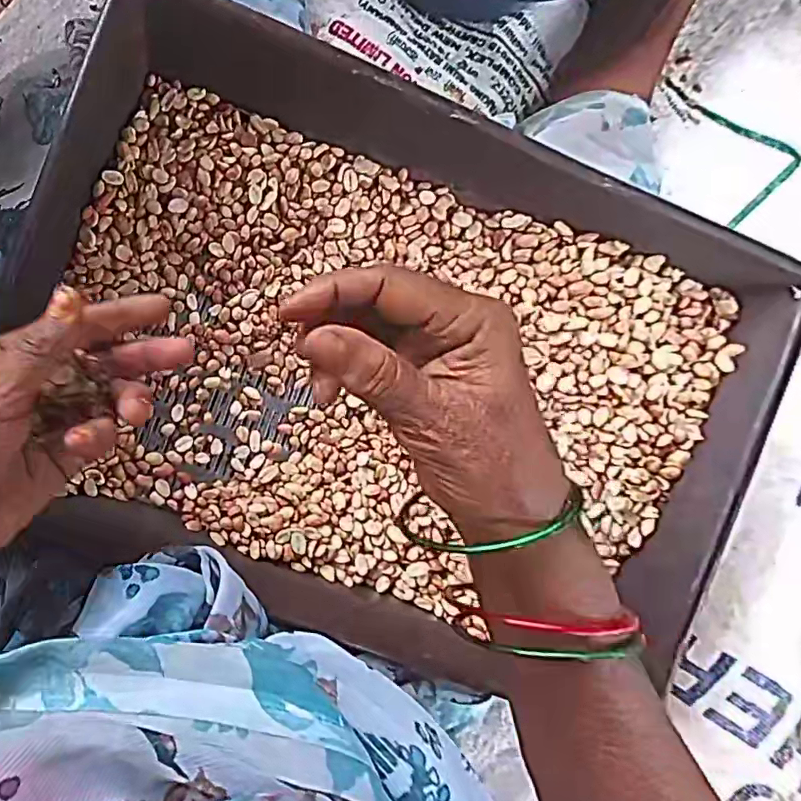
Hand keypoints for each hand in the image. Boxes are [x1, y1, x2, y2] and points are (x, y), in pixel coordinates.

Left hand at [0, 286, 193, 569]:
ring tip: (136, 409)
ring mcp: (51, 424)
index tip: (161, 308)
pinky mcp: (59, 461)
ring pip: (104, 402)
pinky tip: (82, 443)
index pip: (79, 327)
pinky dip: (96, 438)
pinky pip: (93, 440)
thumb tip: (72, 294)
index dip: (120, 316)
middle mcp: (40, 385)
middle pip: (101, 364)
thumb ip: (44, 343)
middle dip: (140, 357)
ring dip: (124, 401)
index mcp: (20, 356)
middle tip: (181, 353)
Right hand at [277, 266, 568, 538]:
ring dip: (330, 347)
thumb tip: (316, 338)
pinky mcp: (411, 367)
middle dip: (328, 320)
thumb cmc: (494, 468)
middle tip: (297, 347)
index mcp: (471, 319)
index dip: (333, 291)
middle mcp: (451, 322)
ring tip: (321, 386)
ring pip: (361, 324)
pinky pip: (363, 351)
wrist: (512, 515)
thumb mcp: (429, 417)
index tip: (289, 310)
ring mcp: (430, 345)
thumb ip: (372, 373)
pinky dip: (339, 366)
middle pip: (371, 299)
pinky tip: (330, 392)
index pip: (389, 285)